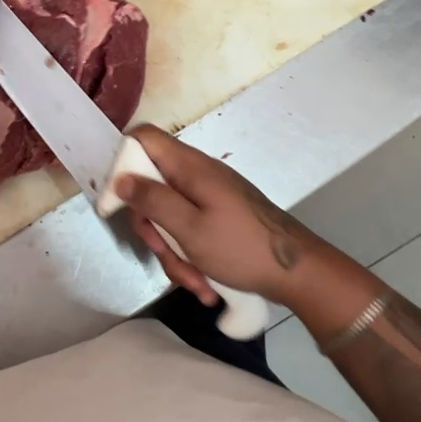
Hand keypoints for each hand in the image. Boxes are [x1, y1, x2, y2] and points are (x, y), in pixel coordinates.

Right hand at [112, 125, 324, 304]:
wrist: (300, 274)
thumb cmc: (242, 246)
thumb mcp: (189, 228)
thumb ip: (152, 200)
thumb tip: (120, 178)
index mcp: (190, 167)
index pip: (143, 138)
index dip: (123, 161)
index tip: (120, 199)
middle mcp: (197, 176)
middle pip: (152, 186)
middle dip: (153, 226)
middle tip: (162, 251)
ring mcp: (210, 197)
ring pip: (170, 216)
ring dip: (174, 252)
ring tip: (194, 281)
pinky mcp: (220, 218)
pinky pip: (190, 231)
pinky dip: (192, 256)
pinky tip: (205, 283)